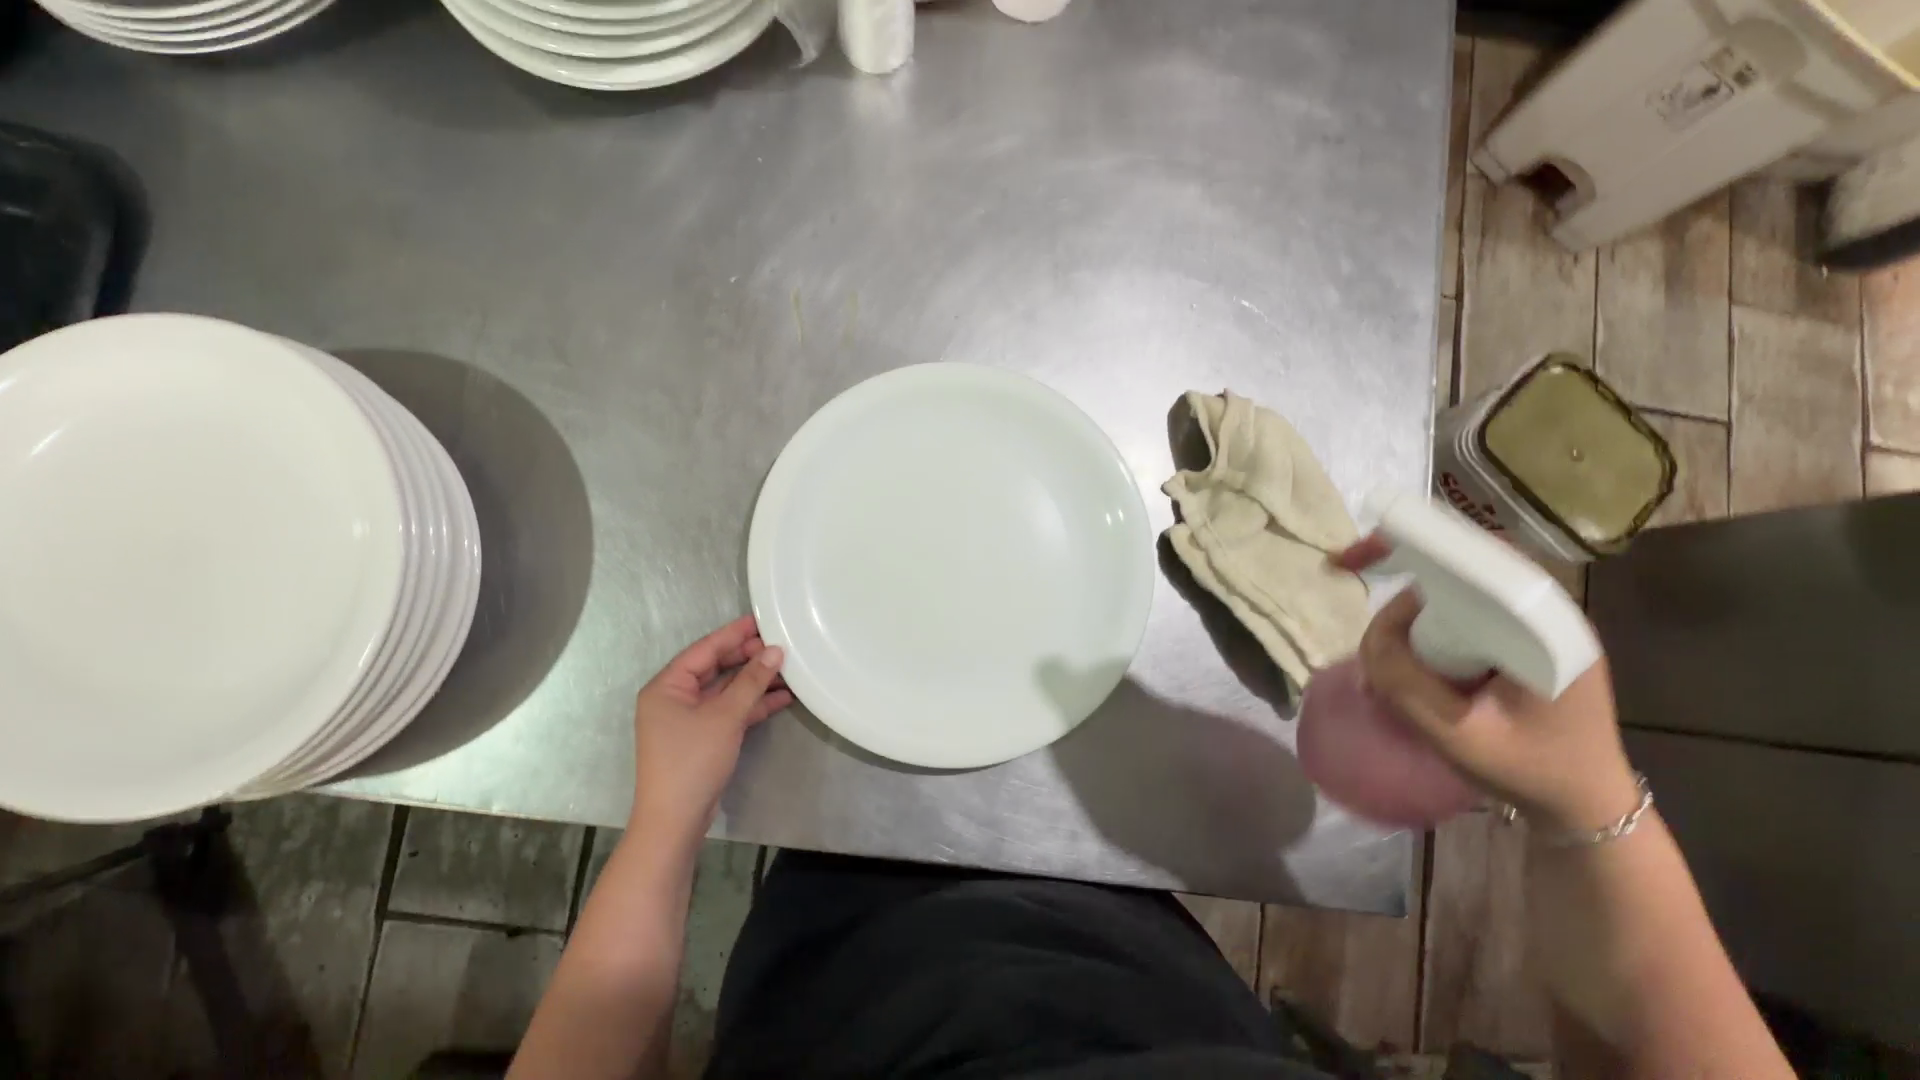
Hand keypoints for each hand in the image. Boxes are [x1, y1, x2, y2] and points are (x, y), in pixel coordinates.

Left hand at [630, 616, 791, 839]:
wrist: (675, 820)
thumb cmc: (692, 760)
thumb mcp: (725, 716)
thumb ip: (751, 681)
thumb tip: (775, 651)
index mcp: (667, 686)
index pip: (705, 650)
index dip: (734, 634)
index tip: (762, 619)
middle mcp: (674, 698)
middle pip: (715, 669)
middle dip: (748, 658)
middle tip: (780, 644)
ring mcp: (688, 720)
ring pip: (726, 691)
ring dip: (754, 682)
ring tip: (788, 668)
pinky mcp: (702, 738)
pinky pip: (729, 712)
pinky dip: (752, 705)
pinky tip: (781, 698)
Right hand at [1335, 537, 1640, 833]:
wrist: (1587, 809)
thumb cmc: (1531, 774)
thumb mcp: (1455, 734)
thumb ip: (1405, 681)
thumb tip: (1372, 638)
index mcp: (1544, 626)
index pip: (1474, 559)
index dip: (1412, 546)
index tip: (1353, 560)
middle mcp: (1546, 612)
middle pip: (1459, 572)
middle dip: (1403, 592)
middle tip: (1370, 644)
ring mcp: (1540, 626)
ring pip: (1458, 595)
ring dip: (1413, 620)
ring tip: (1387, 663)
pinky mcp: (1528, 641)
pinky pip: (1469, 615)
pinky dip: (1430, 630)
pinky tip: (1413, 663)